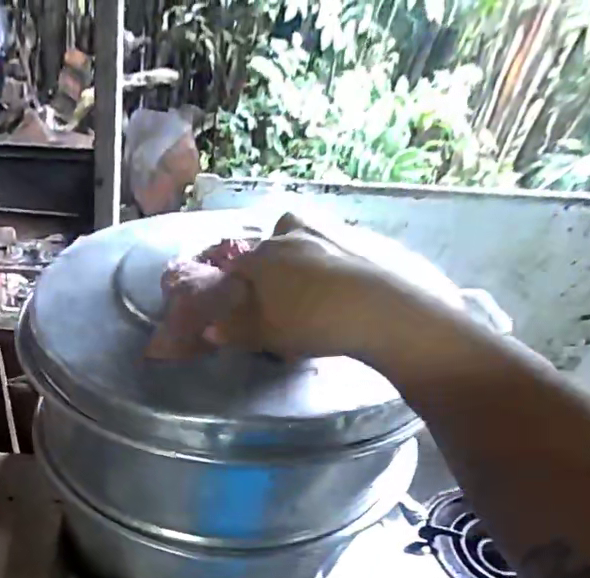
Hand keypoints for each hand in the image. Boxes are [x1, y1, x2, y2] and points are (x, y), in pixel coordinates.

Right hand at [154, 211, 478, 369]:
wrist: (379, 309)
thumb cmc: (311, 323)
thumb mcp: (266, 335)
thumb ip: (235, 332)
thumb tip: (210, 331)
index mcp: (261, 257)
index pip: (234, 266)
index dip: (231, 284)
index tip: (234, 301)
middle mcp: (288, 235)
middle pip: (266, 244)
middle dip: (263, 263)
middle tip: (270, 291)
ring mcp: (326, 230)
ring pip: (299, 232)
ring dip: (294, 247)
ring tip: (300, 276)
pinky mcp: (359, 236)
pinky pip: (331, 242)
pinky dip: (327, 254)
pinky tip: (334, 279)